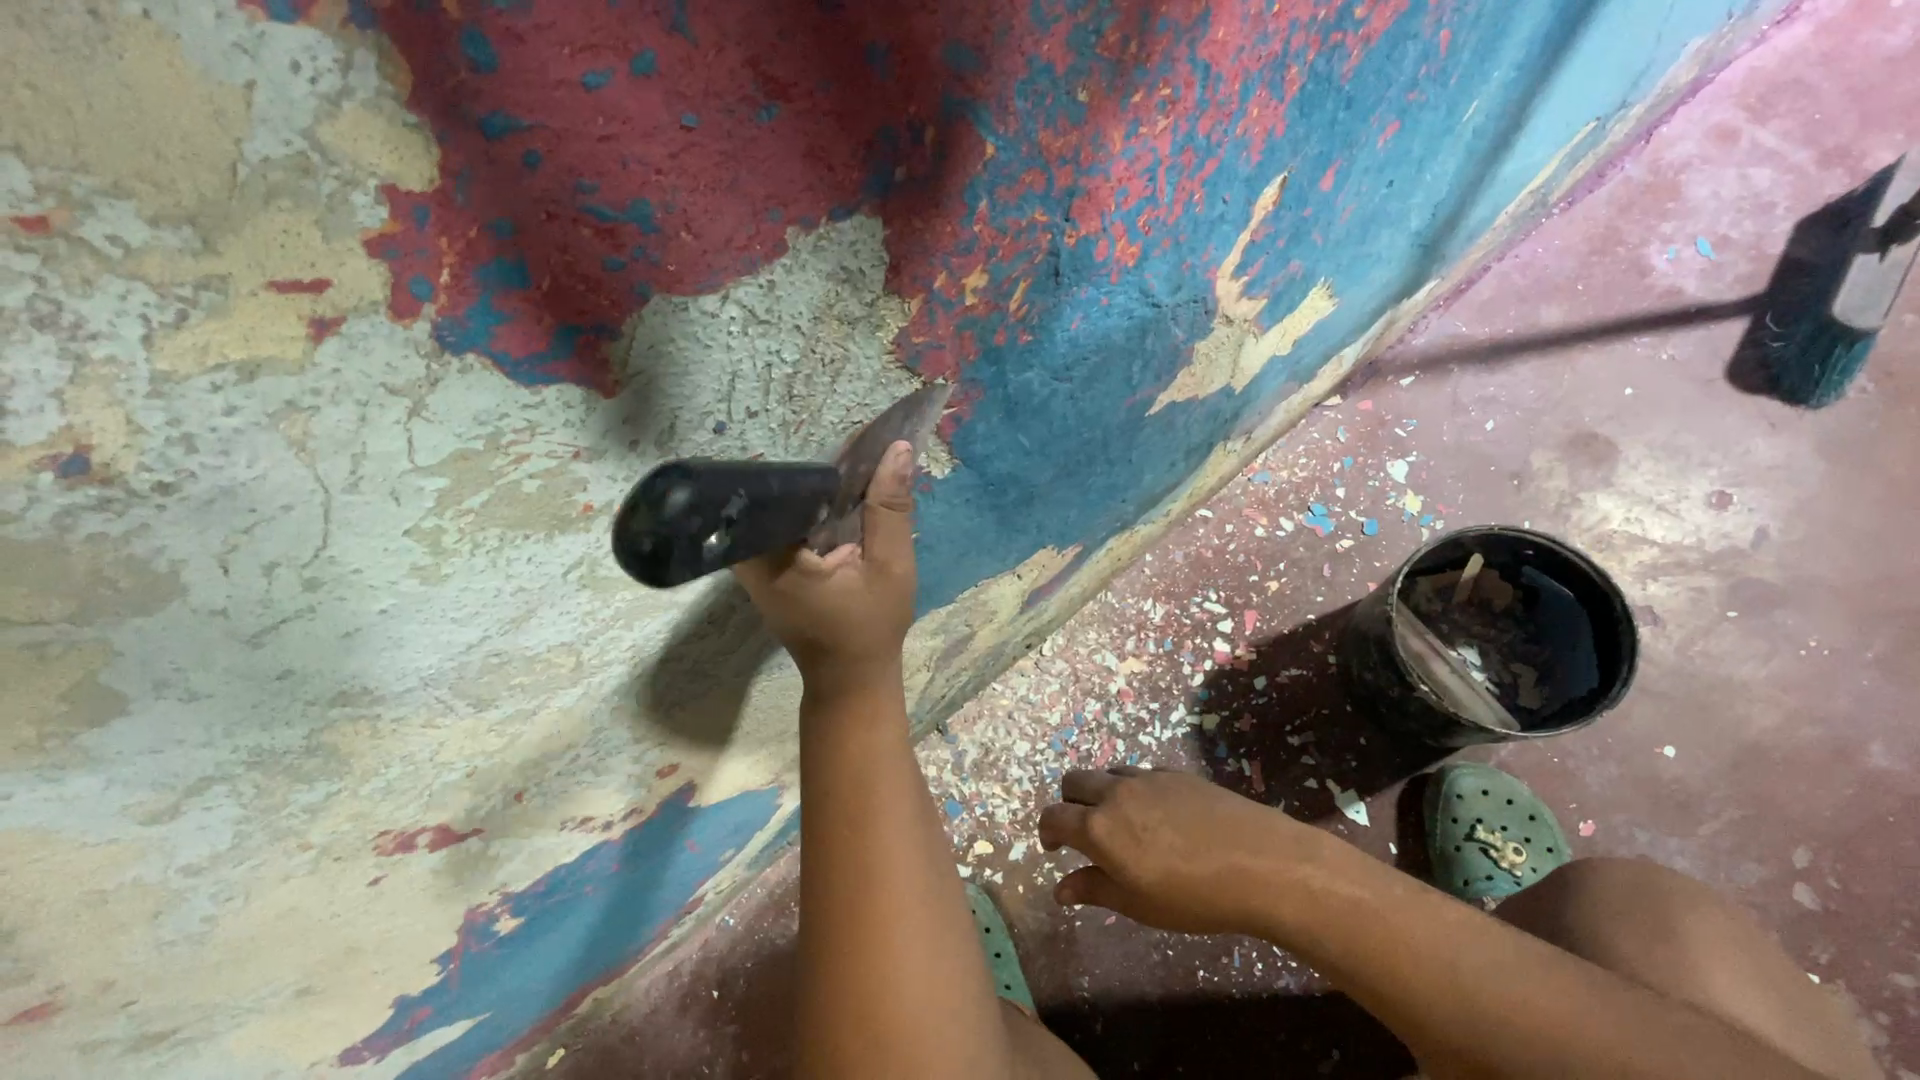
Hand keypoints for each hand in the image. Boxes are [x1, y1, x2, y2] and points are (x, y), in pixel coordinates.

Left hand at [734, 440, 917, 698]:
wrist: (851, 680)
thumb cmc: (870, 629)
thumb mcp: (890, 567)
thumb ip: (889, 508)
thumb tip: (898, 450)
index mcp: (773, 555)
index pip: (780, 488)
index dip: (816, 465)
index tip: (850, 446)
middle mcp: (751, 556)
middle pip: (776, 494)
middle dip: (816, 476)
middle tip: (855, 456)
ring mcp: (754, 564)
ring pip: (779, 509)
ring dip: (814, 494)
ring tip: (850, 473)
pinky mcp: (767, 569)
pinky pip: (784, 526)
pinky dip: (811, 513)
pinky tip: (839, 504)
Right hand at [1038, 766, 1324, 934]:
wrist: (1260, 864)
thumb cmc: (1193, 896)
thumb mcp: (1137, 904)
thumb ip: (1094, 889)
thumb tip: (1060, 889)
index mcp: (1099, 827)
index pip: (1053, 817)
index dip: (1047, 832)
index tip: (1054, 851)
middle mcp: (1116, 793)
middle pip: (1074, 782)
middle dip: (1069, 804)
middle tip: (1084, 835)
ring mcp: (1149, 778)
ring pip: (1108, 773)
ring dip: (1101, 793)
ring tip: (1122, 825)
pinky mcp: (1178, 774)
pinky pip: (1141, 774)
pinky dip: (1134, 790)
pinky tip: (1159, 818)